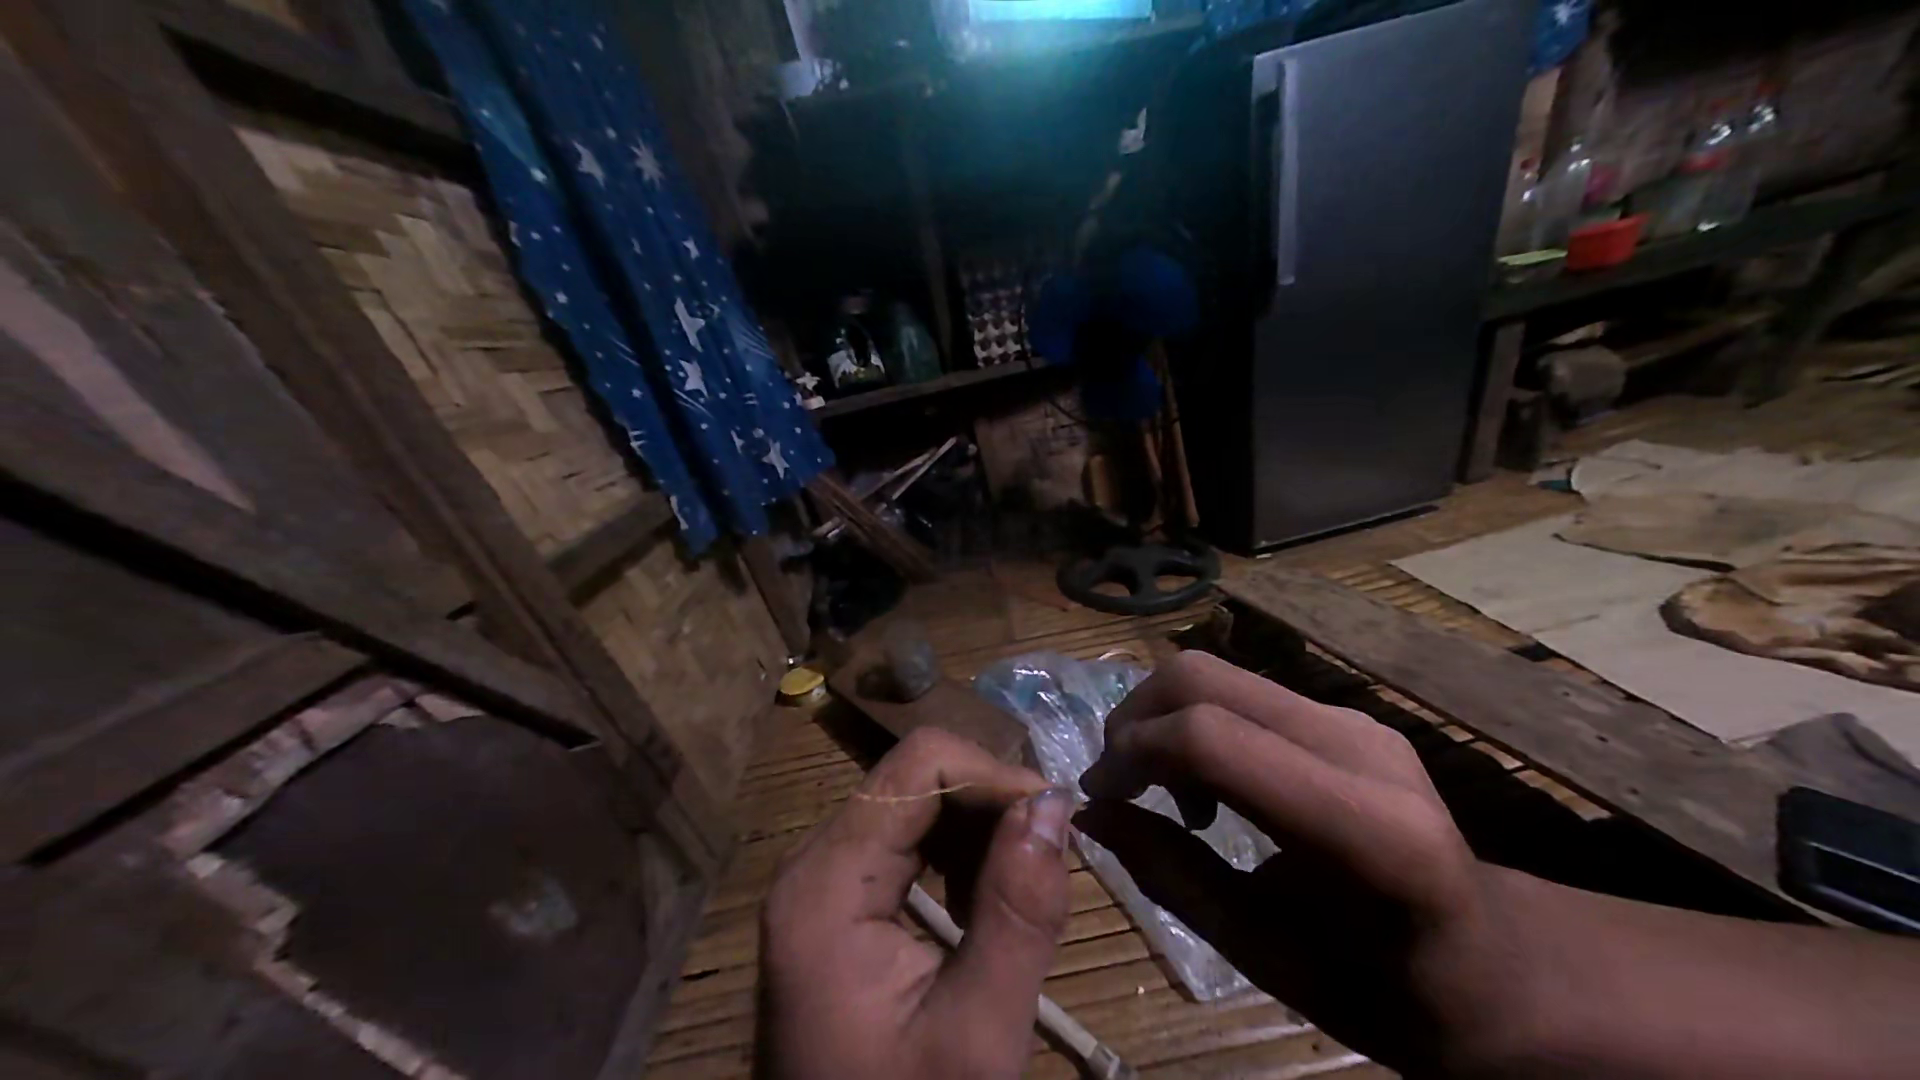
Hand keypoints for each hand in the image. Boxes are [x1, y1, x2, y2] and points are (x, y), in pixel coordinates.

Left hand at [759, 729, 1076, 1079]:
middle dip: (991, 802)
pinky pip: (906, 837)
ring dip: (980, 827)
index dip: (994, 775)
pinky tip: (985, 899)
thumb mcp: (976, 1037)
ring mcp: (822, 876)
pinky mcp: (837, 897)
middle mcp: (815, 860)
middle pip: (915, 776)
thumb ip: (1017, 913)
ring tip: (1024, 884)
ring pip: (915, 800)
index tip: (1056, 822)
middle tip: (1052, 859)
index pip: (919, 763)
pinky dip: (958, 851)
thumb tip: (1053, 803)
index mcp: (827, 883)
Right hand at [1077, 652, 1520, 1073]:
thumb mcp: (1266, 957)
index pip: (1211, 738)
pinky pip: (1240, 691)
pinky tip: (1209, 781)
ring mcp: (1353, 718)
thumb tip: (1092, 814)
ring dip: (1162, 717)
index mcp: (1362, 827)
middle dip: (1134, 718)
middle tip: (1119, 781)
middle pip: (1202, 677)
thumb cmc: (1386, 989)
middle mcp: (1358, 745)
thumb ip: (1171, 875)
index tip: (1102, 795)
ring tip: (1166, 788)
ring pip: (1215, 673)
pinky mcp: (1342, 712)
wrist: (1496, 963)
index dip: (1133, 753)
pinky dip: (1195, 721)